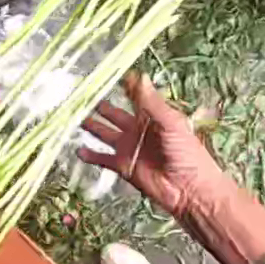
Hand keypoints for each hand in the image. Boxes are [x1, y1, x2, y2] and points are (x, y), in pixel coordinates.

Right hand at [79, 73, 231, 219]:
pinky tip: (79, 150)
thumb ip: (152, 103)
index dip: (122, 87)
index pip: (134, 97)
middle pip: (114, 115)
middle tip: (83, 96)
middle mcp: (137, 130)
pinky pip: (103, 159)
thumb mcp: (172, 123)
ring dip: (92, 126)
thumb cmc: (187, 153)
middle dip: (100, 106)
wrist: (188, 189)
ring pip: (105, 133)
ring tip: (75, 118)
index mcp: (152, 116)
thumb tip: (139, 76)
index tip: (106, 75)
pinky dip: (91, 156)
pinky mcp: (122, 166)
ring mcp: (128, 148)